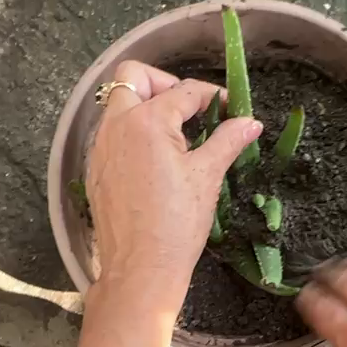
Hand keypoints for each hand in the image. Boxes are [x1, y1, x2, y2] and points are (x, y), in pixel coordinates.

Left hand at [85, 61, 261, 310]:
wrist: (140, 269)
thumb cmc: (177, 223)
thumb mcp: (207, 177)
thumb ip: (228, 141)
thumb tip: (250, 122)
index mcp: (146, 121)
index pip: (184, 91)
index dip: (211, 96)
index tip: (229, 108)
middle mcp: (116, 126)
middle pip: (133, 77)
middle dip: (163, 83)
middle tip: (187, 110)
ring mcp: (101, 149)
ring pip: (118, 106)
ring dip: (145, 108)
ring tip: (174, 139)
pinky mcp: (96, 172)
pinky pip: (111, 137)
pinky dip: (132, 136)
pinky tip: (154, 163)